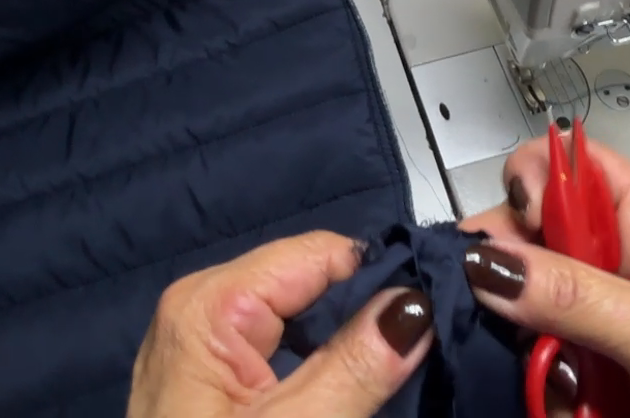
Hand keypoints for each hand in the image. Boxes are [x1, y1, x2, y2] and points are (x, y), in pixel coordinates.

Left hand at [127, 231, 435, 416]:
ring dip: (339, 330)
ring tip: (389, 358)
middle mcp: (198, 299)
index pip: (316, 252)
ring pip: (290, 305)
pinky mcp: (200, 367)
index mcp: (211, 301)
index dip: (378, 274)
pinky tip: (339, 377)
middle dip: (360, 304)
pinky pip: (269, 335)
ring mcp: (194, 333)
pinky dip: (309, 351)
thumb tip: (418, 300)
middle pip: (302, 275)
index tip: (434, 307)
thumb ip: (356, 365)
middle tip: (421, 339)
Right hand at [460, 138, 629, 417]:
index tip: (519, 220)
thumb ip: (577, 296)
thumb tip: (486, 260)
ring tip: (526, 352)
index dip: (536, 177)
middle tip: (491, 292)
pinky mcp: (584, 359)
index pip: (575, 165)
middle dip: (509, 258)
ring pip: (523, 288)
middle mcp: (618, 256)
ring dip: (512, 319)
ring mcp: (598, 311)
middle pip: (535, 225)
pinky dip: (524, 362)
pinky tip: (538, 381)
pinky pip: (530, 341)